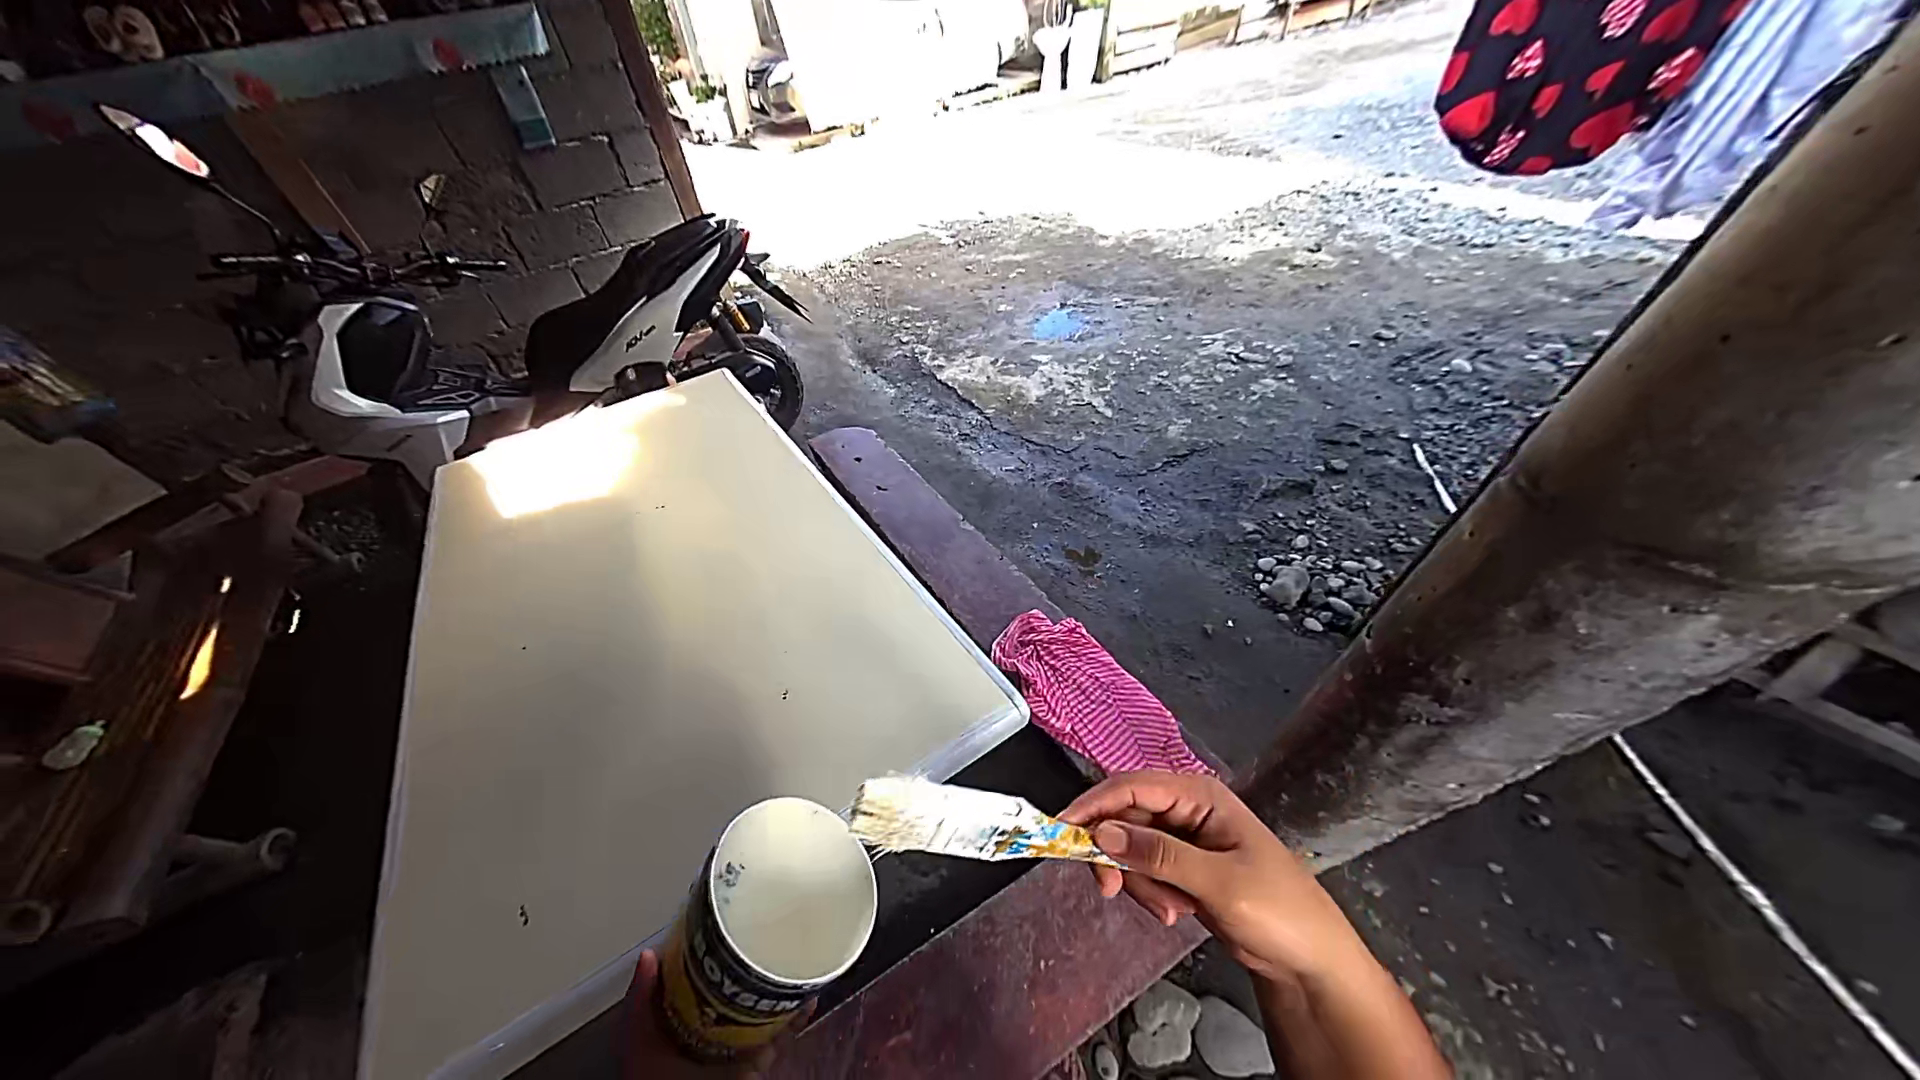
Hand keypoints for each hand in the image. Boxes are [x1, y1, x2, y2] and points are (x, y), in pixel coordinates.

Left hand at [623, 949, 811, 1079]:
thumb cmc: (652, 1079)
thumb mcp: (639, 1040)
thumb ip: (641, 1000)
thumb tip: (650, 953)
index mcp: (691, 1015)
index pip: (709, 973)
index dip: (720, 948)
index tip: (731, 920)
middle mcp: (720, 1024)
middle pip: (744, 985)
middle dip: (759, 962)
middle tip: (774, 931)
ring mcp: (742, 1042)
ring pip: (769, 1005)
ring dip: (784, 985)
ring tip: (799, 956)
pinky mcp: (759, 1060)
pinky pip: (784, 1036)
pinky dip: (798, 1017)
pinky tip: (807, 997)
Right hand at [1059, 771, 1367, 982]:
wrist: (1312, 963)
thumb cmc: (1282, 912)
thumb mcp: (1219, 882)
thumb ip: (1158, 854)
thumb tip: (1103, 832)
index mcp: (1200, 795)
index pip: (1131, 786)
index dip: (1093, 804)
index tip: (1062, 828)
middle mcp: (1186, 808)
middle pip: (1124, 817)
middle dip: (1118, 856)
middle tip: (1111, 888)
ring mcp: (1183, 837)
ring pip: (1129, 845)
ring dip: (1138, 880)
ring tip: (1171, 909)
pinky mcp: (1180, 863)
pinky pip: (1143, 868)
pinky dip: (1147, 890)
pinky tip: (1175, 910)